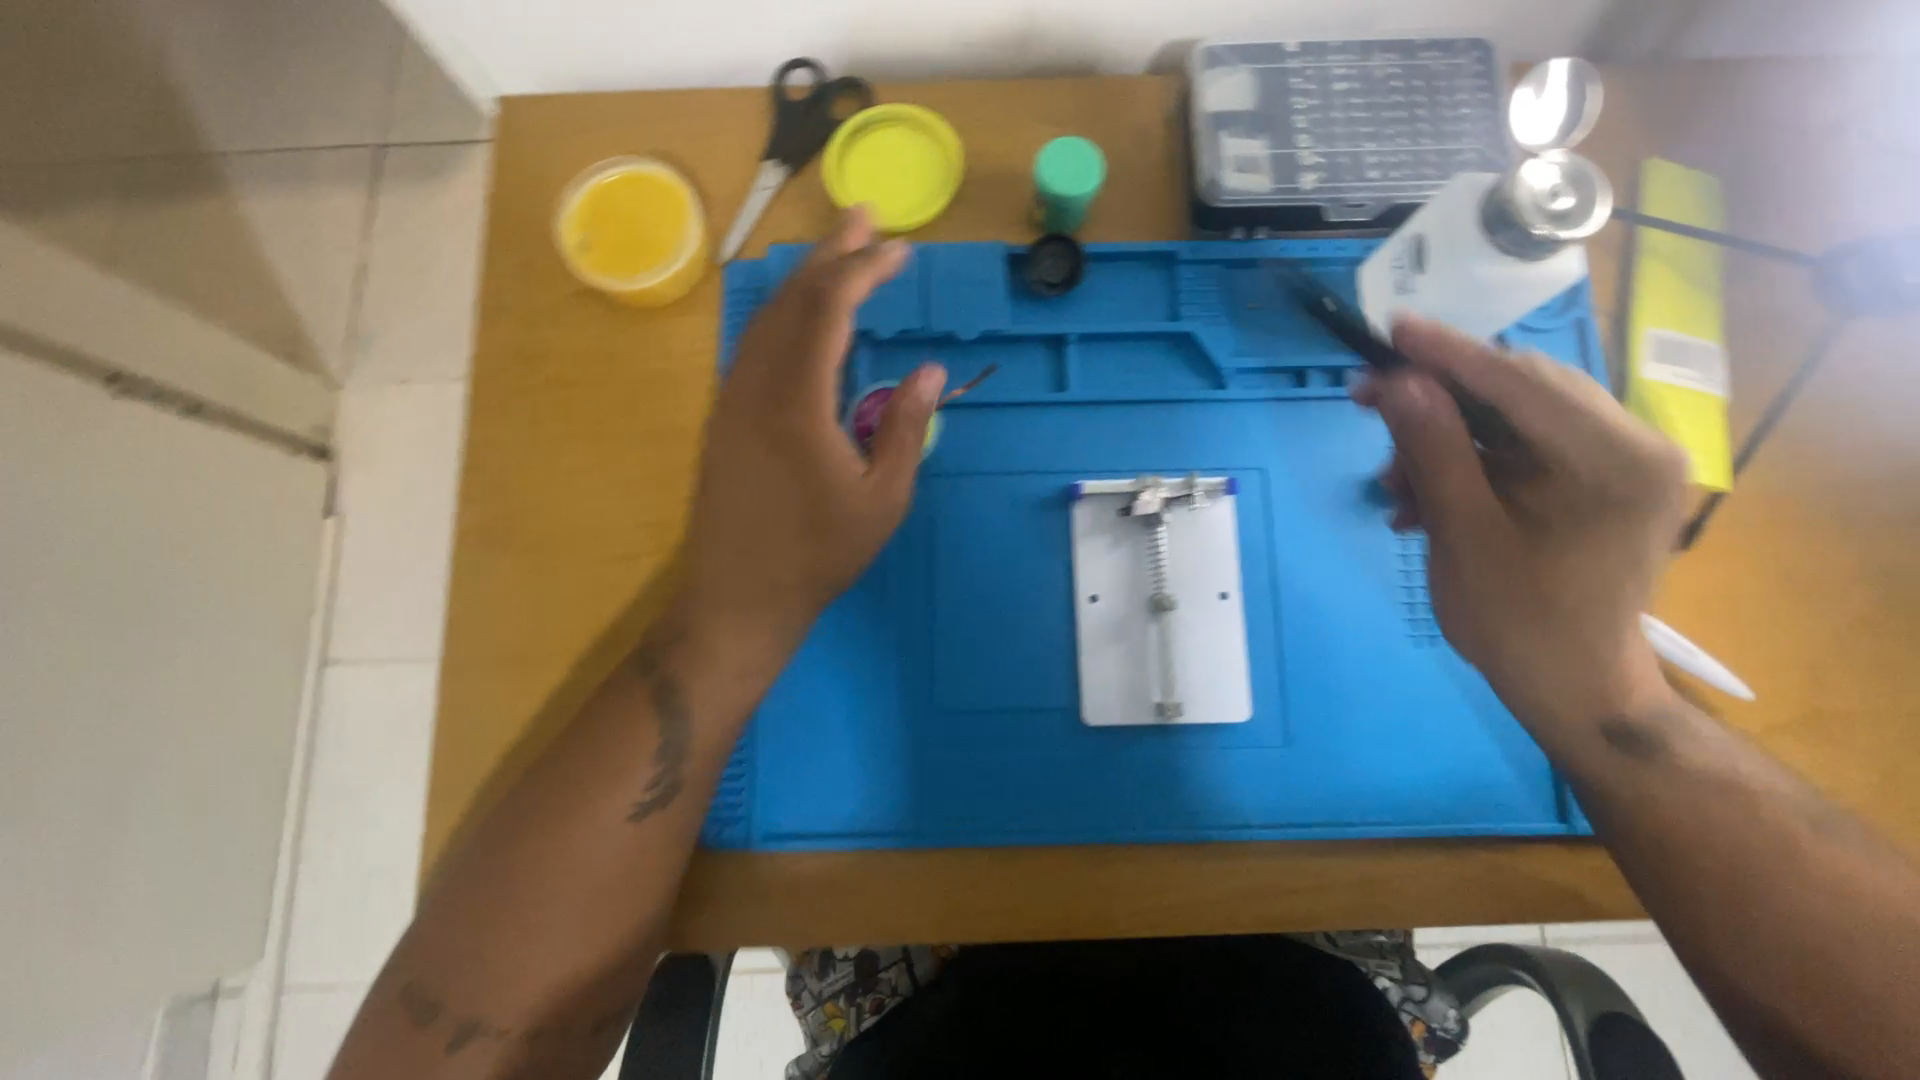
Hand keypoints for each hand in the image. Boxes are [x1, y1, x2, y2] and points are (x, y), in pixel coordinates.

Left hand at [682, 208, 945, 653]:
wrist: (738, 599)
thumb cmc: (818, 555)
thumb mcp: (883, 498)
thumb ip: (907, 427)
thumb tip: (928, 369)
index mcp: (796, 401)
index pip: (828, 310)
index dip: (863, 271)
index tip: (899, 248)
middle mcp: (755, 386)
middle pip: (791, 300)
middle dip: (831, 255)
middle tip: (865, 218)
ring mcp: (731, 400)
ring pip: (766, 319)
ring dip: (804, 282)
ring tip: (839, 254)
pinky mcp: (723, 418)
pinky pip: (754, 346)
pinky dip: (784, 316)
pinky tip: (803, 318)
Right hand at [1353, 316, 1691, 725]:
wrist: (1573, 687)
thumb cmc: (1517, 620)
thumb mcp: (1462, 533)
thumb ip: (1432, 449)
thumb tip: (1397, 381)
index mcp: (1615, 458)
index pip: (1519, 382)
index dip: (1447, 354)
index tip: (1391, 330)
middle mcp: (1633, 444)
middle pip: (1519, 391)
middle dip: (1437, 399)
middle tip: (1368, 403)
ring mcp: (1622, 462)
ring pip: (1514, 418)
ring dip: (1444, 439)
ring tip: (1393, 485)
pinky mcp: (1602, 480)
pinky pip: (1523, 448)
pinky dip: (1467, 463)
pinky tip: (1423, 499)